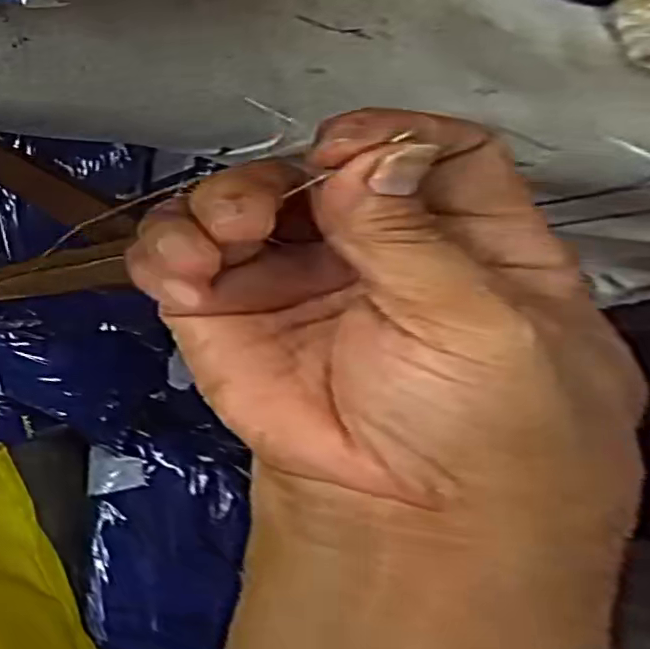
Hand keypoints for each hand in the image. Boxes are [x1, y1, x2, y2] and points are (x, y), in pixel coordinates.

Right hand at [126, 109, 644, 546]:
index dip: (383, 136)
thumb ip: (415, 237)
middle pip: (295, 172)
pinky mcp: (209, 303)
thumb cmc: (490, 433)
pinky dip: (159, 253)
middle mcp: (352, 245)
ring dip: (202, 212)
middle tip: (255, 217)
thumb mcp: (486, 328)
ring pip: (219, 202)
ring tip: (212, 250)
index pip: (422, 153)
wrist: (394, 512)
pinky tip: (181, 278)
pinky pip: (166, 253)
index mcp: (451, 240)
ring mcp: (273, 272)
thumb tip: (373, 154)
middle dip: (261, 183)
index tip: (342, 149)